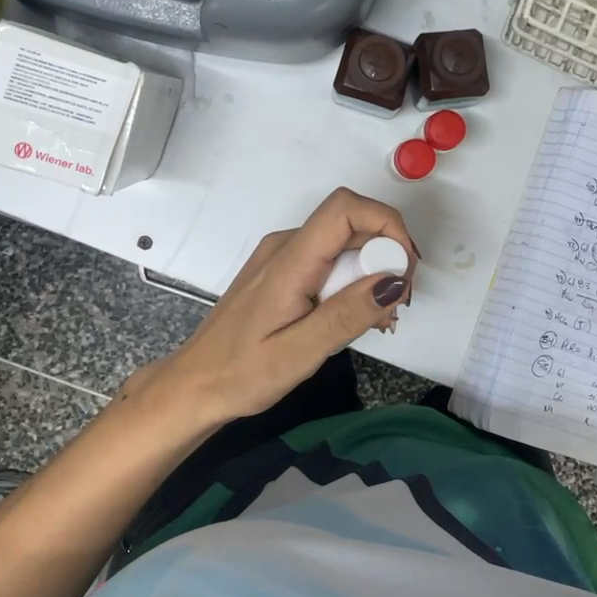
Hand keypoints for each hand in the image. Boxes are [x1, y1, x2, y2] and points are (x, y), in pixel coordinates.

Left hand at [126, 188, 416, 422]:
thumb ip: (347, 314)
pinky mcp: (285, 272)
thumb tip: (394, 280)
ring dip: (374, 273)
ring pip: (345, 244)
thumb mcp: (299, 353)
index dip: (387, 225)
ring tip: (380, 320)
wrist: (193, 388)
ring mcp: (283, 257)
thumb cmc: (241, 375)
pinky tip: (357, 318)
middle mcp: (286, 246)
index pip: (346, 208)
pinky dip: (355, 282)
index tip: (404, 271)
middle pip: (352, 225)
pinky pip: (331, 261)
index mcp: (289, 260)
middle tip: (397, 308)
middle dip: (388, 257)